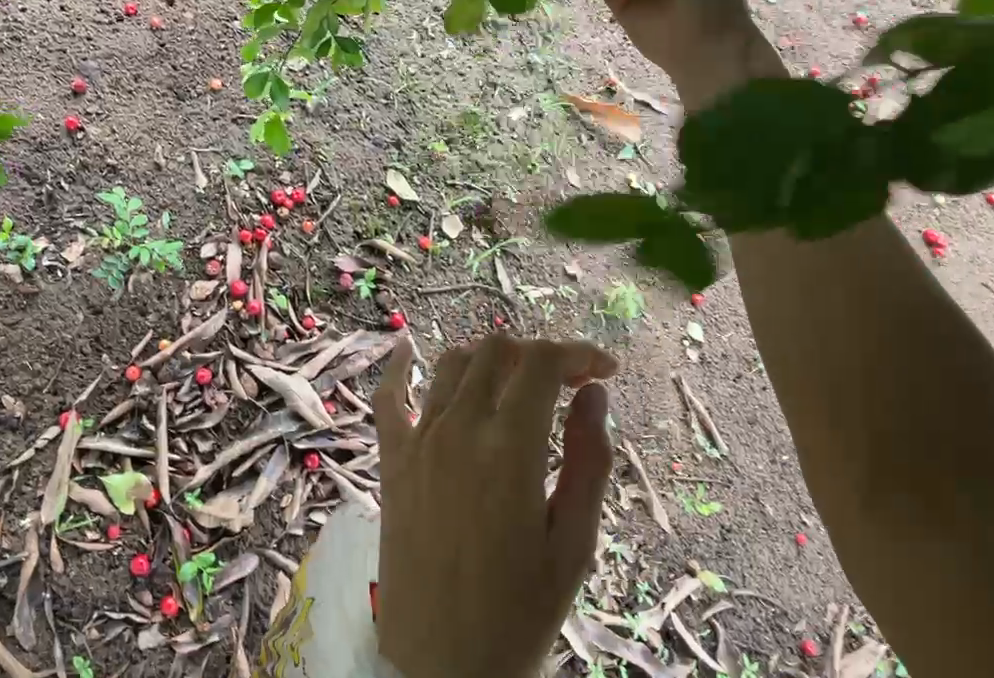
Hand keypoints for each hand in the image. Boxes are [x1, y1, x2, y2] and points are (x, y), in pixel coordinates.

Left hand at [373, 335, 617, 677]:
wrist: (440, 665)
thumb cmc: (520, 614)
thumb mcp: (574, 544)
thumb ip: (588, 460)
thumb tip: (595, 393)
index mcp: (509, 449)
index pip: (541, 365)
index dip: (578, 354)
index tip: (605, 371)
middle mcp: (458, 429)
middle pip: (497, 352)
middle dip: (538, 354)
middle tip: (568, 383)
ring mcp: (418, 441)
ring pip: (452, 364)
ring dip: (489, 359)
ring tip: (515, 382)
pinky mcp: (391, 460)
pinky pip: (388, 395)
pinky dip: (400, 364)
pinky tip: (408, 347)